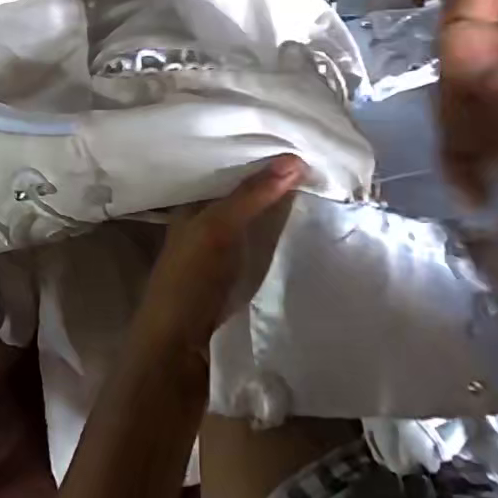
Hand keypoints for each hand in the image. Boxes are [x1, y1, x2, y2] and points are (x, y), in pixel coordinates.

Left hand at [130, 155, 304, 351]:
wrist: (177, 355)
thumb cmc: (189, 281)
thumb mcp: (219, 228)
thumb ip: (253, 194)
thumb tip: (296, 158)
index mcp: (192, 206)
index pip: (228, 168)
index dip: (259, 155)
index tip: (297, 142)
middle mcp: (205, 224)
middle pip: (245, 194)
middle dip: (275, 181)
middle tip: (318, 163)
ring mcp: (221, 253)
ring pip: (256, 219)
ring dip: (281, 208)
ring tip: (320, 187)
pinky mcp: (236, 278)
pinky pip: (263, 244)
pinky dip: (281, 234)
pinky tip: (306, 227)